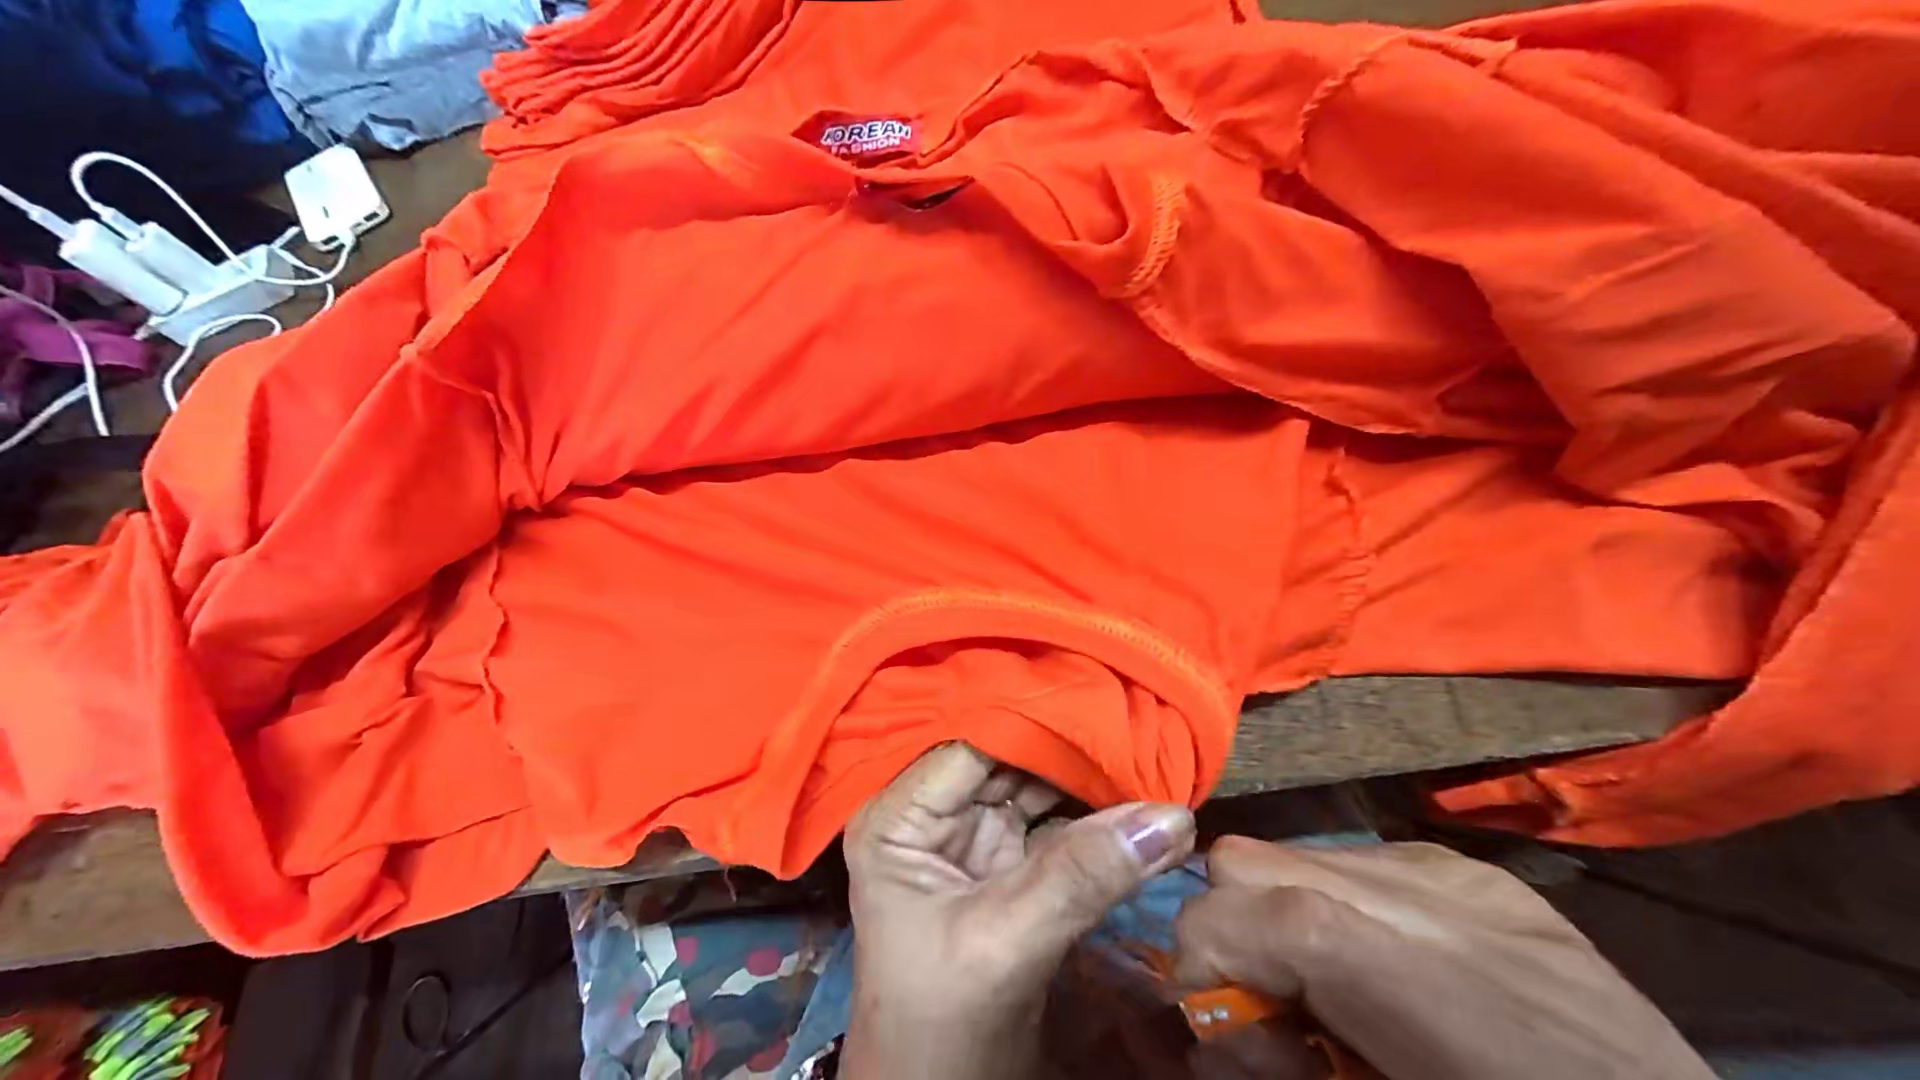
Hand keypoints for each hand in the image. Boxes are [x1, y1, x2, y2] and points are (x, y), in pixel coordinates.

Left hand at [840, 742, 1195, 1079]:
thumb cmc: (940, 1024)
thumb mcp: (1003, 942)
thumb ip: (1080, 876)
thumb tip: (1171, 815)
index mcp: (898, 817)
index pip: (970, 744)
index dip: (1033, 723)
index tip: (1100, 703)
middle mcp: (931, 815)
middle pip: (1006, 759)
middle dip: (1068, 744)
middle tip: (1135, 718)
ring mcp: (972, 838)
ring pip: (1036, 788)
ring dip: (1088, 776)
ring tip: (1149, 750)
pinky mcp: (1008, 865)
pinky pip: (1058, 826)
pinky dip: (1098, 817)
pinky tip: (1143, 801)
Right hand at [1173, 838, 1715, 1079]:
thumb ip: (1279, 1067)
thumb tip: (1208, 1031)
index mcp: (1419, 987)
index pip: (1245, 908)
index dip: (1199, 960)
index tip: (1210, 1025)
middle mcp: (1432, 899)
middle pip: (1249, 861)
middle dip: (1229, 931)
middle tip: (1266, 1013)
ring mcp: (1460, 877)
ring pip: (1292, 852)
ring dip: (1276, 915)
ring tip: (1327, 994)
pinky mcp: (1481, 877)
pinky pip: (1358, 864)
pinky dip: (1335, 908)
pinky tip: (1383, 972)